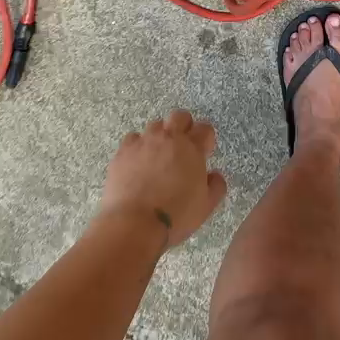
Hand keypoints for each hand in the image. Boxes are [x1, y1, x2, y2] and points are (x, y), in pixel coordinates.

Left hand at [98, 110, 227, 249]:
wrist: (135, 223)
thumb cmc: (176, 215)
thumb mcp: (206, 205)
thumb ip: (216, 185)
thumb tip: (214, 174)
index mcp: (191, 148)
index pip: (205, 128)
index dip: (206, 138)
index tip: (204, 151)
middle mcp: (168, 138)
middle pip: (179, 116)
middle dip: (184, 126)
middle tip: (183, 146)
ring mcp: (144, 142)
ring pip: (155, 125)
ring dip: (160, 136)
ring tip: (158, 156)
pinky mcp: (123, 151)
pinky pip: (133, 139)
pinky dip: (138, 146)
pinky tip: (138, 162)